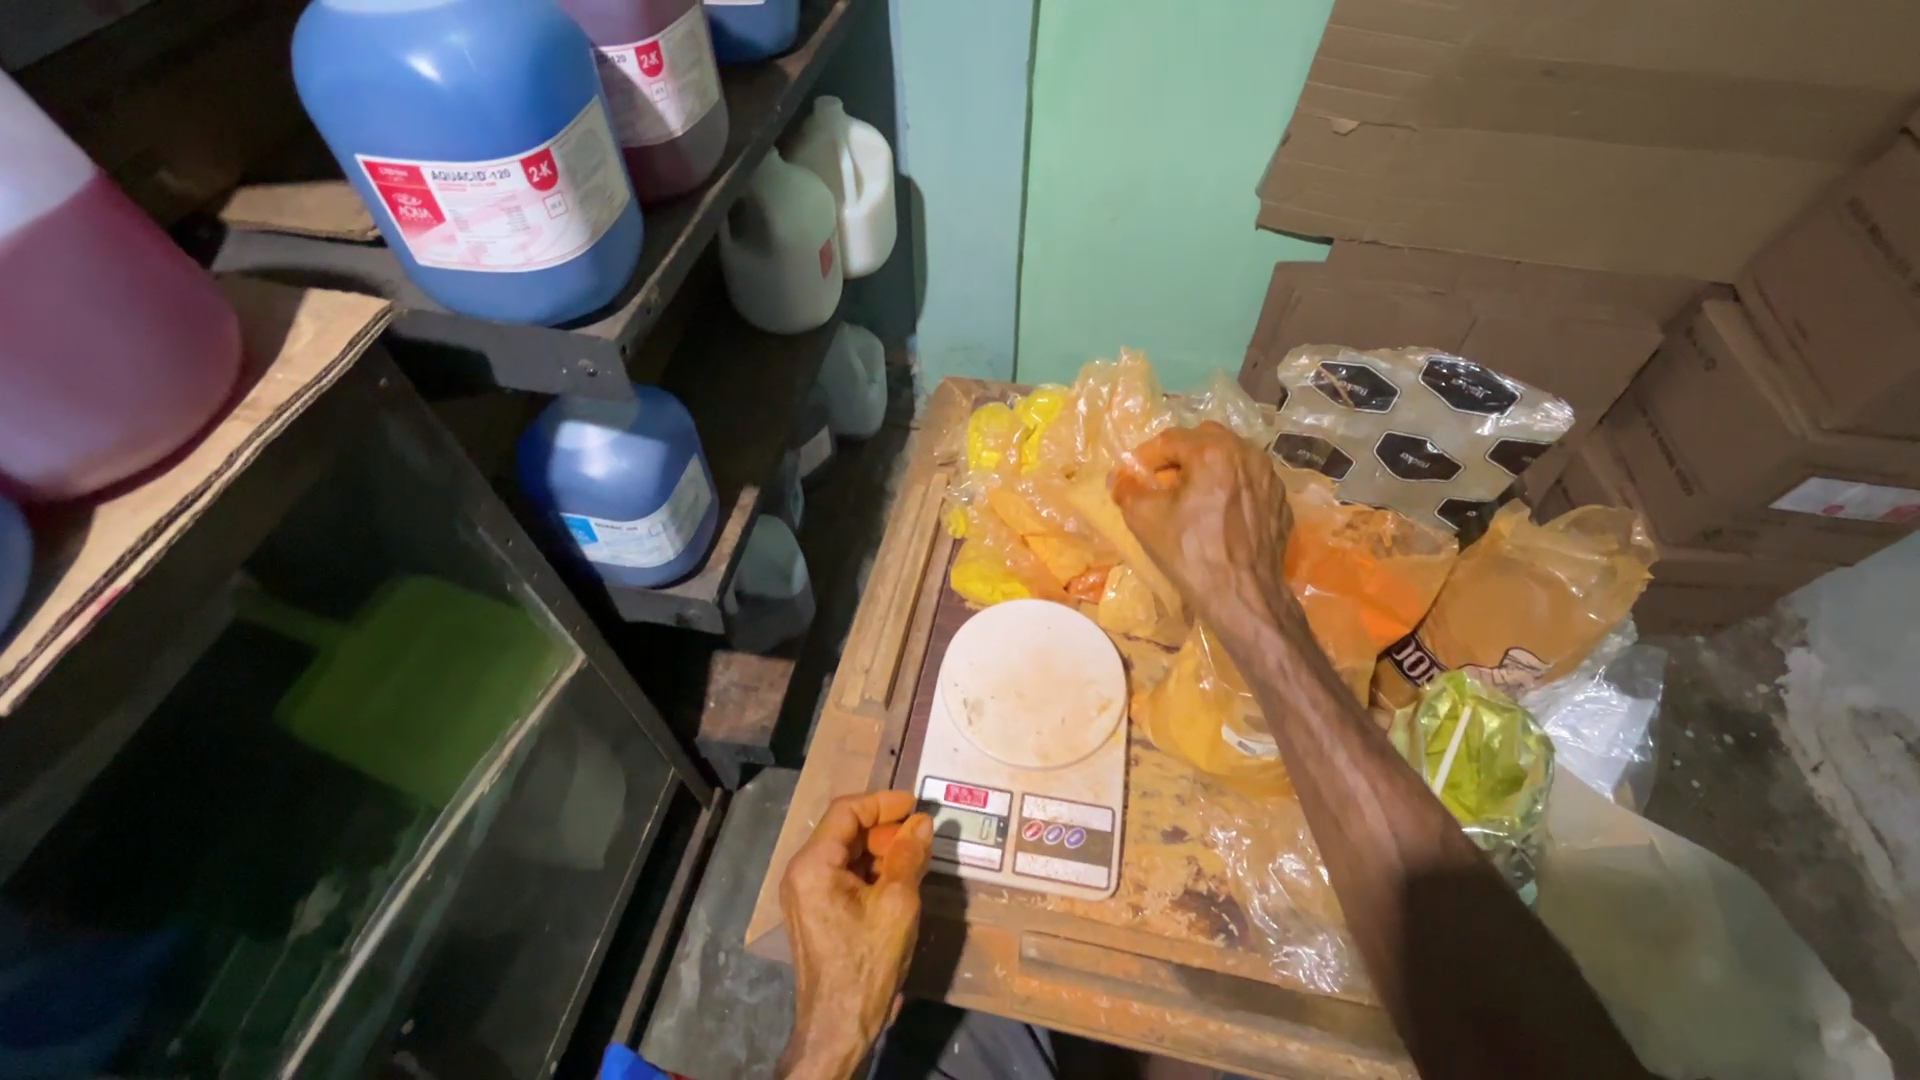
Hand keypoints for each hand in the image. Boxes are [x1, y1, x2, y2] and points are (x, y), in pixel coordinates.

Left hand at [777, 791, 932, 1079]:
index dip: (882, 802)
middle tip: (920, 833)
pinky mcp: (817, 912)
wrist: (839, 1026)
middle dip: (884, 828)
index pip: (846, 811)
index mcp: (812, 864)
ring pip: (847, 853)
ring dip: (881, 849)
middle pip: (845, 831)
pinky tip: (900, 878)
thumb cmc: (866, 961)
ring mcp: (806, 894)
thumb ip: (908, 855)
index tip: (915, 804)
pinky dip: (872, 870)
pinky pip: (845, 876)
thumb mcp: (897, 903)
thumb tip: (922, 823)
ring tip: (916, 854)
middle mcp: (802, 873)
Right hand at [1110, 422, 1295, 631]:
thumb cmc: (1189, 551)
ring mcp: (1270, 477)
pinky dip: (1230, 488)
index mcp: (1213, 451)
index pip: (1170, 439)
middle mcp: (1247, 454)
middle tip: (1162, 481)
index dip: (1145, 456)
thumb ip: (1127, 489)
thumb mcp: (1143, 518)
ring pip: (1231, 457)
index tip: (1133, 475)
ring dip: (1208, 468)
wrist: (1241, 593)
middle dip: (1180, 455)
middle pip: (1205, 439)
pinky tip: (1218, 514)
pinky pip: (1249, 482)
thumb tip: (1120, 479)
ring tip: (1191, 495)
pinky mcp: (1281, 501)